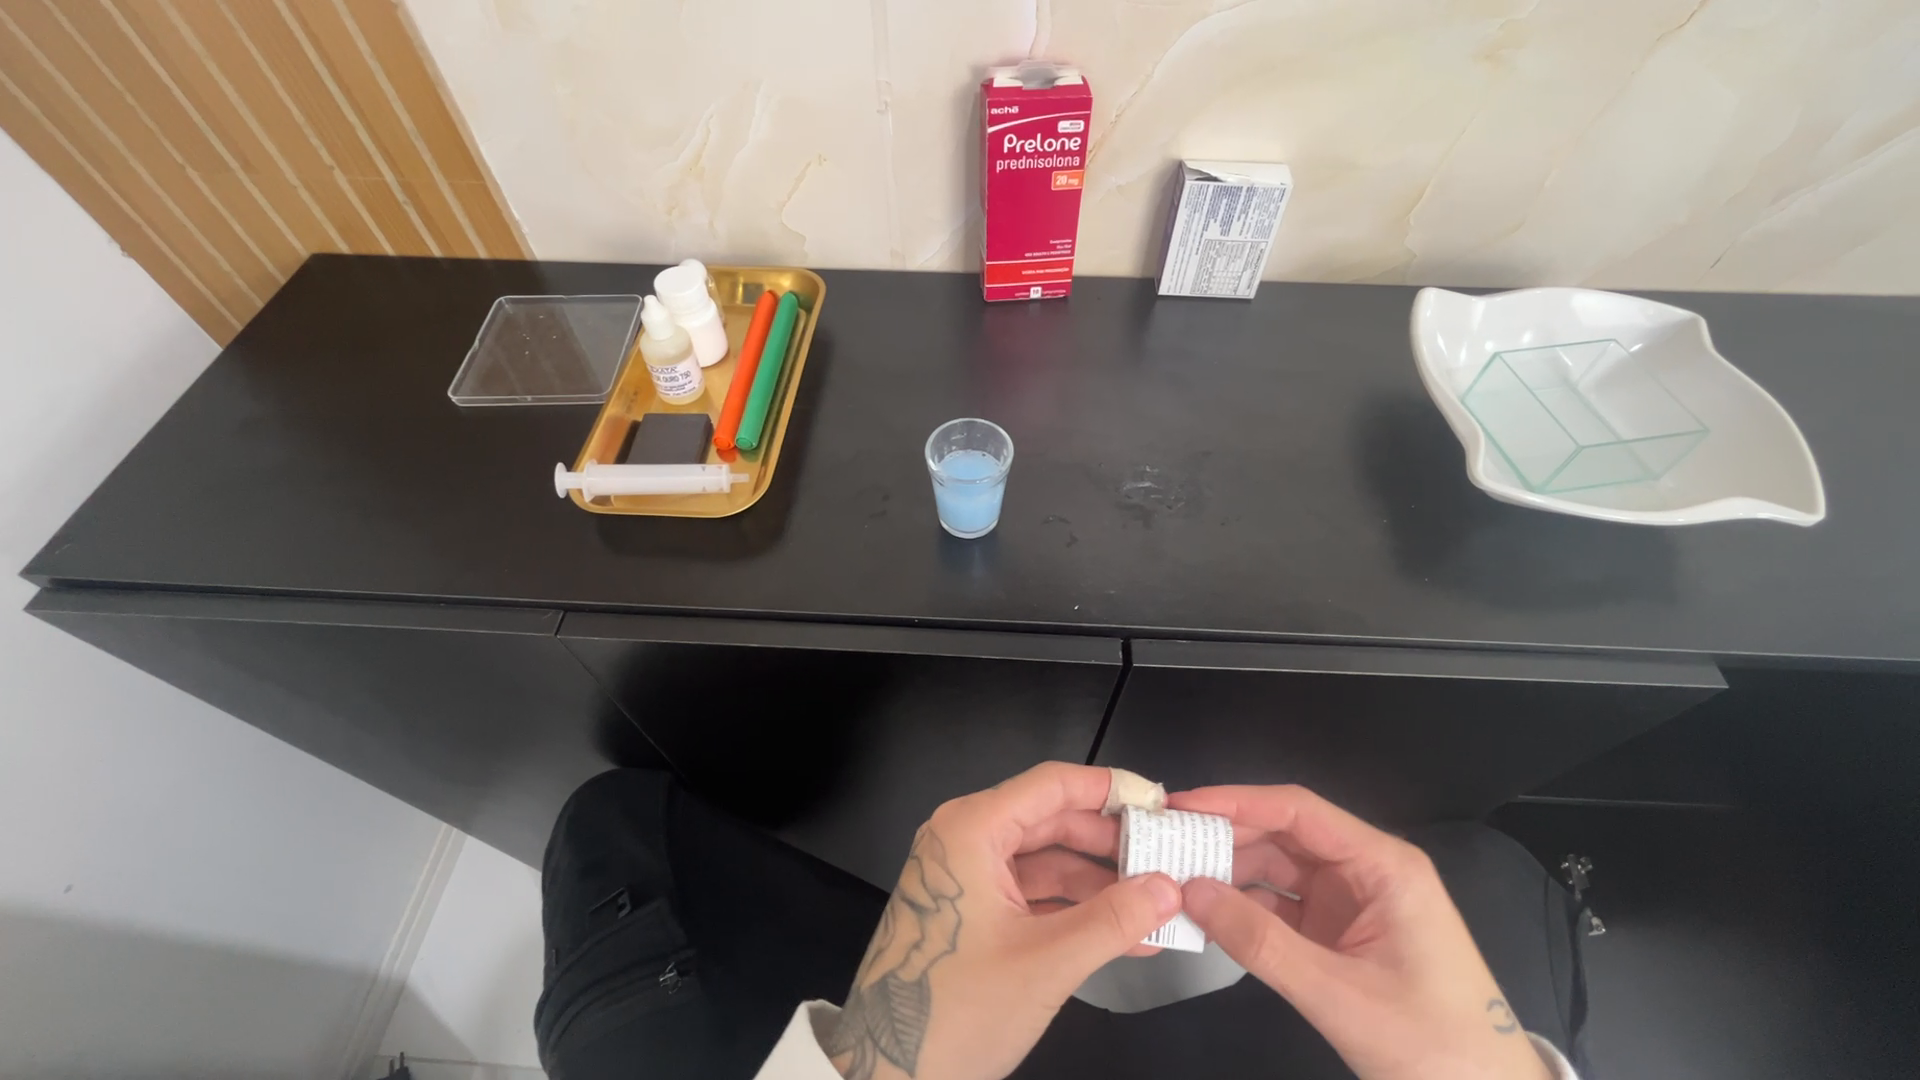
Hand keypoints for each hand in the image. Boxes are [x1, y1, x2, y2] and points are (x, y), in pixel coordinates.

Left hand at [826, 763, 1181, 1079]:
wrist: (886, 1074)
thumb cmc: (957, 1010)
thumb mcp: (1045, 962)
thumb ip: (1114, 919)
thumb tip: (1169, 888)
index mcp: (971, 828)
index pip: (1051, 785)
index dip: (1108, 788)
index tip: (1159, 803)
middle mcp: (965, 837)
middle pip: (1052, 820)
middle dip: (1111, 843)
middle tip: (1167, 860)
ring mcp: (967, 875)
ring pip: (1046, 860)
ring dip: (1100, 883)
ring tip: (1156, 904)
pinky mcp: (972, 910)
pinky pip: (1031, 894)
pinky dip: (1074, 910)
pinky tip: (1125, 933)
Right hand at [1170, 785, 1550, 1079]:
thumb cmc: (1434, 1049)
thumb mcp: (1341, 996)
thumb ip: (1261, 942)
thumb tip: (1189, 891)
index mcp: (1382, 865)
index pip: (1298, 811)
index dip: (1236, 802)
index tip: (1182, 805)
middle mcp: (1365, 872)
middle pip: (1283, 835)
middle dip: (1225, 837)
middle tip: (1166, 843)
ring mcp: (1352, 903)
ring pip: (1277, 869)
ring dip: (1229, 873)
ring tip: (1175, 877)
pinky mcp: (1340, 934)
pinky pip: (1282, 906)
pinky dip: (1244, 909)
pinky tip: (1207, 913)